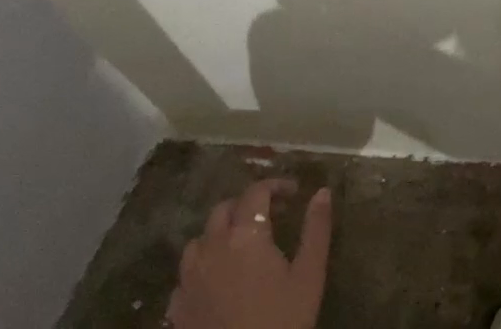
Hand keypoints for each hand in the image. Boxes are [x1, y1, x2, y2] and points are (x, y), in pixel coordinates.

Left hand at [167, 180, 332, 328]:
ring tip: (240, 245)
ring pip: (199, 239)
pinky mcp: (177, 306)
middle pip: (223, 210)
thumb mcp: (310, 273)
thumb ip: (317, 228)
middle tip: (270, 215)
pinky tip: (217, 280)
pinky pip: (186, 273)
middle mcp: (212, 248)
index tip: (294, 192)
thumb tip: (323, 192)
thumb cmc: (283, 319)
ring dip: (220, 233)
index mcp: (245, 236)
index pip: (256, 193)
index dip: (275, 185)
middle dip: (246, 205)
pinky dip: (203, 266)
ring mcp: (189, 278)